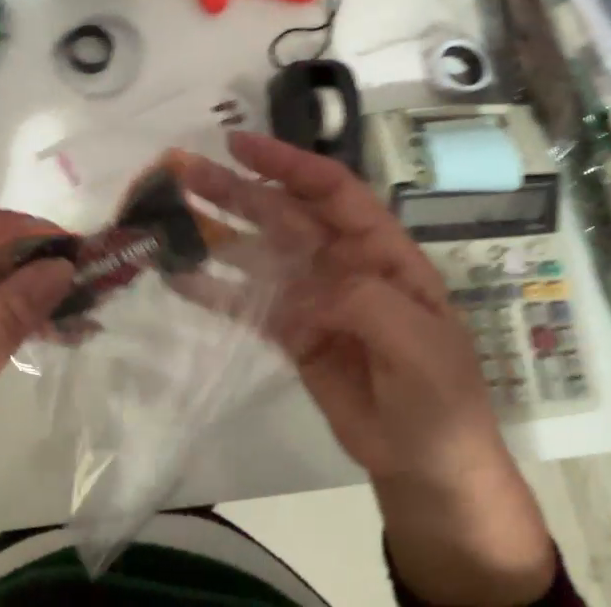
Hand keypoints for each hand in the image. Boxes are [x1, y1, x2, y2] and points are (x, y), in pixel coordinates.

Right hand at [179, 133, 556, 606]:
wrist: (428, 466)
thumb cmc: (440, 396)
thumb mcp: (418, 343)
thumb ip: (364, 301)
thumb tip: (303, 286)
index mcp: (380, 251)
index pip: (331, 191)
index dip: (288, 164)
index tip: (239, 144)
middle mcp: (340, 262)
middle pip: (283, 213)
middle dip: (237, 188)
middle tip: (185, 170)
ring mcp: (311, 296)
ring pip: (258, 251)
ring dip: (217, 230)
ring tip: (170, 211)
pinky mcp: (289, 332)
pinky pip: (247, 302)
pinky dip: (213, 289)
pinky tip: (178, 277)